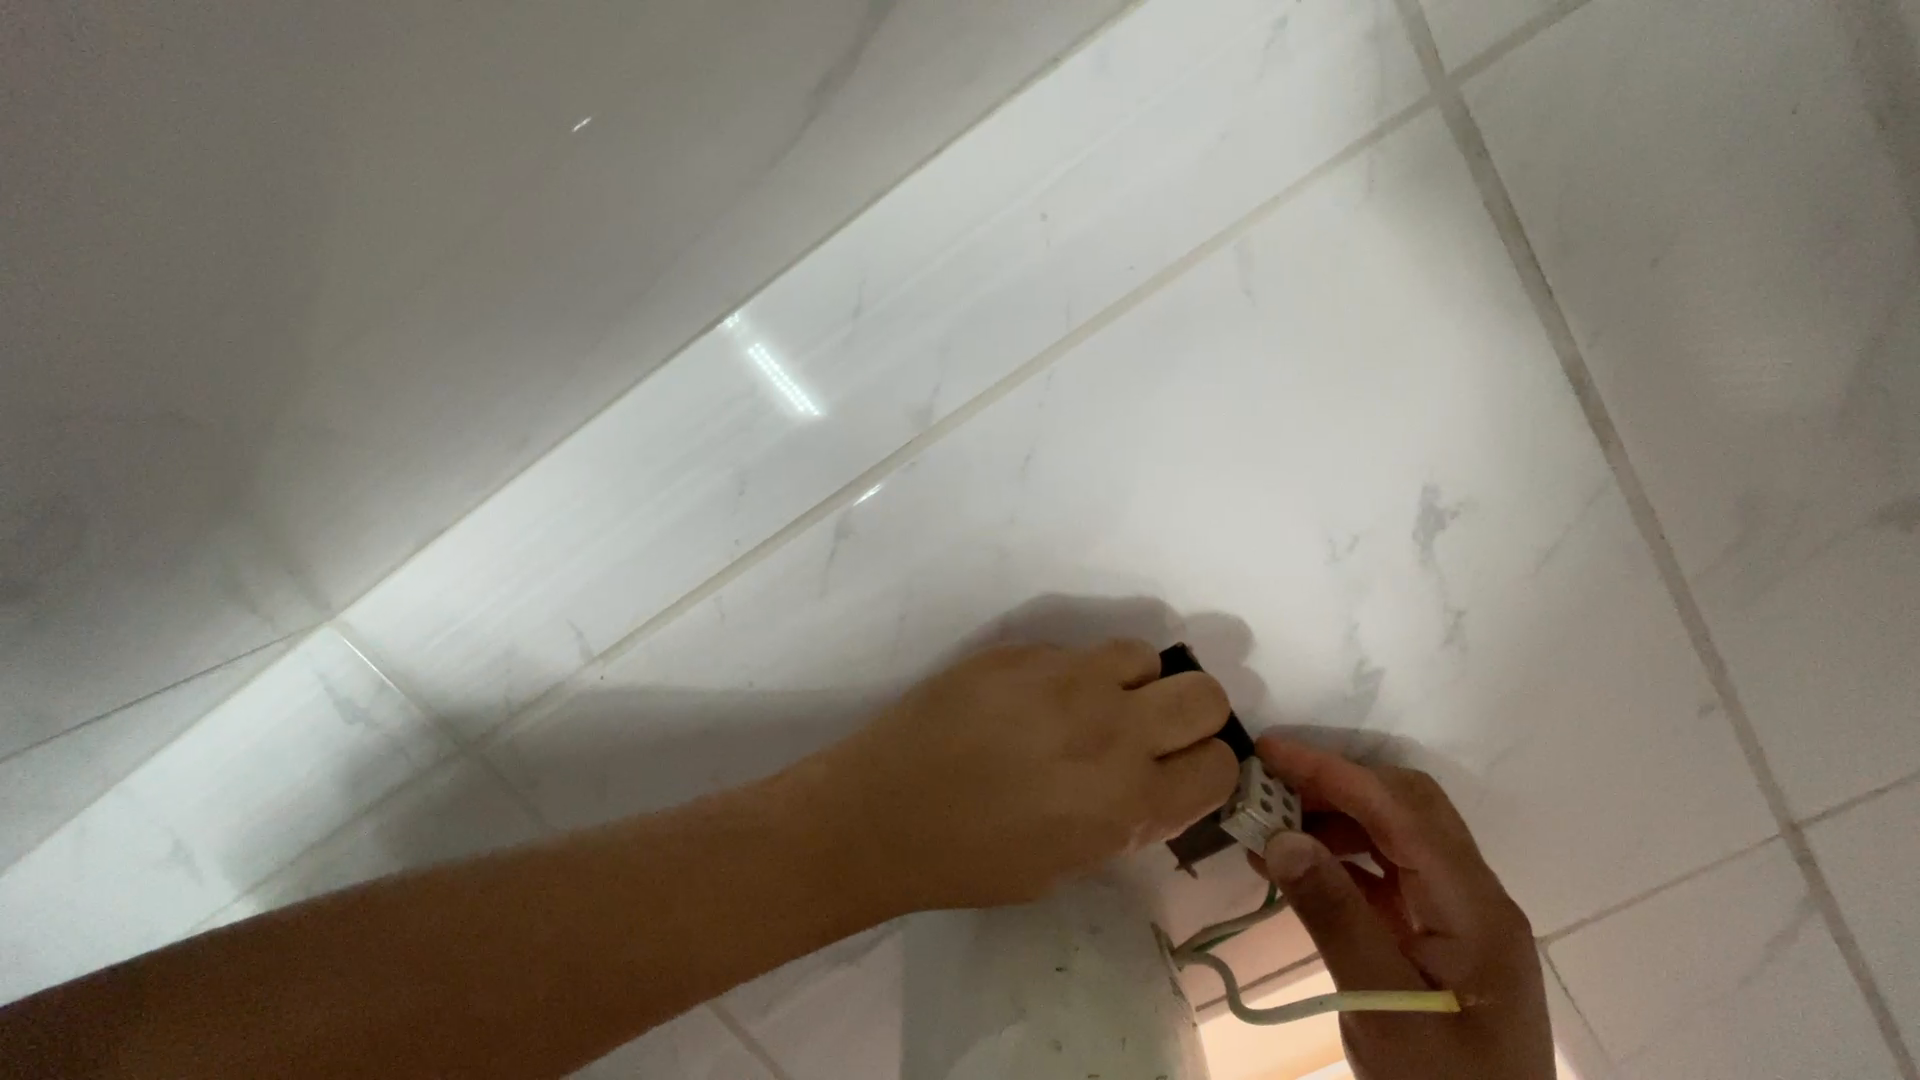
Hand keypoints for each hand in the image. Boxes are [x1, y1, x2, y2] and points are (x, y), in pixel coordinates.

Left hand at [814, 641, 1239, 911]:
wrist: (882, 811)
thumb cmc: (970, 860)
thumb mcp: (1067, 865)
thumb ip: (1125, 821)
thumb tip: (1153, 782)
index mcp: (1127, 803)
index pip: (1220, 765)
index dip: (1205, 769)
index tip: (1180, 771)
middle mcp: (1111, 731)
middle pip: (1203, 694)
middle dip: (1189, 715)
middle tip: (1151, 730)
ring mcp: (1065, 681)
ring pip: (1143, 654)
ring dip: (1133, 682)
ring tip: (1093, 705)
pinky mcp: (1021, 652)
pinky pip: (1076, 651)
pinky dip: (1073, 673)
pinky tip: (1032, 699)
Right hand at [1250, 737, 1553, 1079]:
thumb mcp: (1385, 1012)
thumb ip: (1336, 918)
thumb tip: (1281, 836)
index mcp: (1475, 908)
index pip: (1402, 812)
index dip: (1333, 773)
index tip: (1269, 752)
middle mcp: (1472, 898)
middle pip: (1405, 809)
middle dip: (1333, 785)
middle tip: (1265, 783)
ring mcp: (1455, 919)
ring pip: (1392, 837)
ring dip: (1330, 820)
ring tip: (1265, 824)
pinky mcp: (1433, 941)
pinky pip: (1382, 876)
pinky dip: (1335, 860)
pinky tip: (1287, 866)